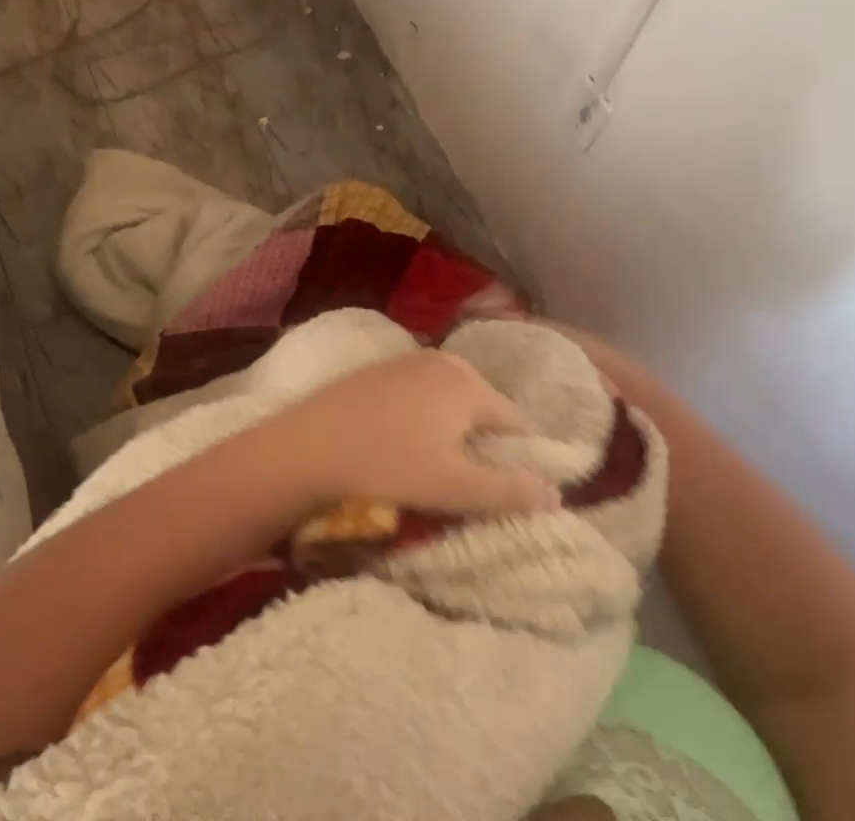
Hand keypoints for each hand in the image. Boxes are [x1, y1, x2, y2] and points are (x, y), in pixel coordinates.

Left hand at [239, 350, 562, 515]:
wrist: (296, 454)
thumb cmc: (385, 471)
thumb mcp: (454, 489)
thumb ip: (510, 491)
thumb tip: (557, 494)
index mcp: (469, 383)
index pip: (517, 423)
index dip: (521, 459)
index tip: (510, 491)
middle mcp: (440, 361)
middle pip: (480, 408)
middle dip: (482, 444)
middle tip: (465, 484)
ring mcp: (400, 363)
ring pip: (445, 402)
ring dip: (448, 433)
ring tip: (429, 471)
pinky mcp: (368, 374)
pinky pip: (412, 399)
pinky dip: (416, 422)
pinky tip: (394, 449)